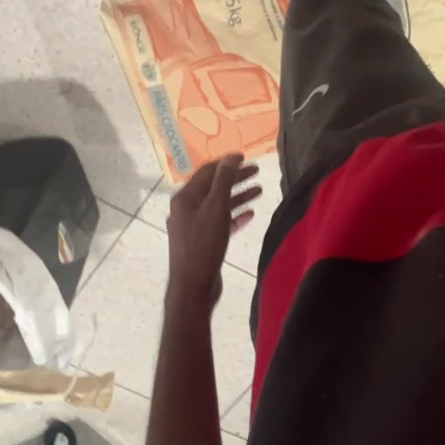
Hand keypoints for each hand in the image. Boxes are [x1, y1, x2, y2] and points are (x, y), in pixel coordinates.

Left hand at [164, 154, 261, 309]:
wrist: (193, 287)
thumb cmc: (204, 245)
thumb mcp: (216, 208)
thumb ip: (224, 181)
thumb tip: (230, 157)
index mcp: (185, 198)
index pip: (207, 172)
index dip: (227, 163)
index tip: (246, 158)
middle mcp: (186, 209)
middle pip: (213, 187)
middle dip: (235, 179)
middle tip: (257, 172)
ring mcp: (193, 226)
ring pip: (218, 205)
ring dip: (238, 196)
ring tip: (259, 191)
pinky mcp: (202, 242)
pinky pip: (219, 222)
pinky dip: (234, 216)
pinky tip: (250, 214)